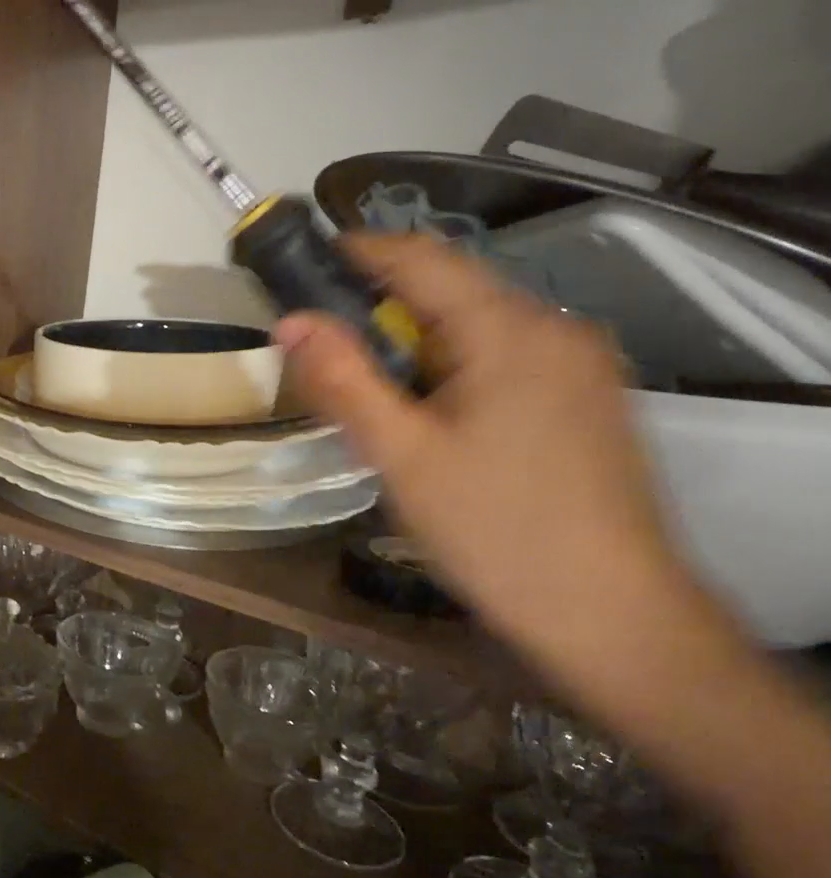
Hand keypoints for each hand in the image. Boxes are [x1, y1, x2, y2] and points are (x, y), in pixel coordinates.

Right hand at [276, 234, 721, 697]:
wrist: (606, 608)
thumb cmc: (492, 528)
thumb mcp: (400, 455)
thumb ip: (343, 381)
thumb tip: (290, 320)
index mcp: (511, 332)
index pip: (425, 259)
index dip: (360, 251)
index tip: (302, 260)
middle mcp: (556, 331)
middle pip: (453, 293)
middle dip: (381, 307)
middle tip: (317, 346)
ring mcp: (580, 366)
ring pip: (477, 331)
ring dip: (413, 345)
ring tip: (360, 389)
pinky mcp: (586, 402)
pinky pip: (504, 361)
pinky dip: (450, 371)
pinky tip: (421, 417)